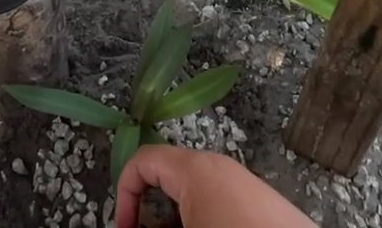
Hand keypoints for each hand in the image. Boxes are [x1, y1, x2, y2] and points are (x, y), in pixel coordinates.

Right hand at [116, 147, 316, 227]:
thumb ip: (155, 226)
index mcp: (193, 168)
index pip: (142, 161)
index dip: (123, 193)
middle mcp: (215, 165)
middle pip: (166, 177)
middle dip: (150, 211)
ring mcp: (239, 181)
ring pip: (192, 194)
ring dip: (176, 220)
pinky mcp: (258, 202)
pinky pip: (216, 203)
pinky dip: (202, 219)